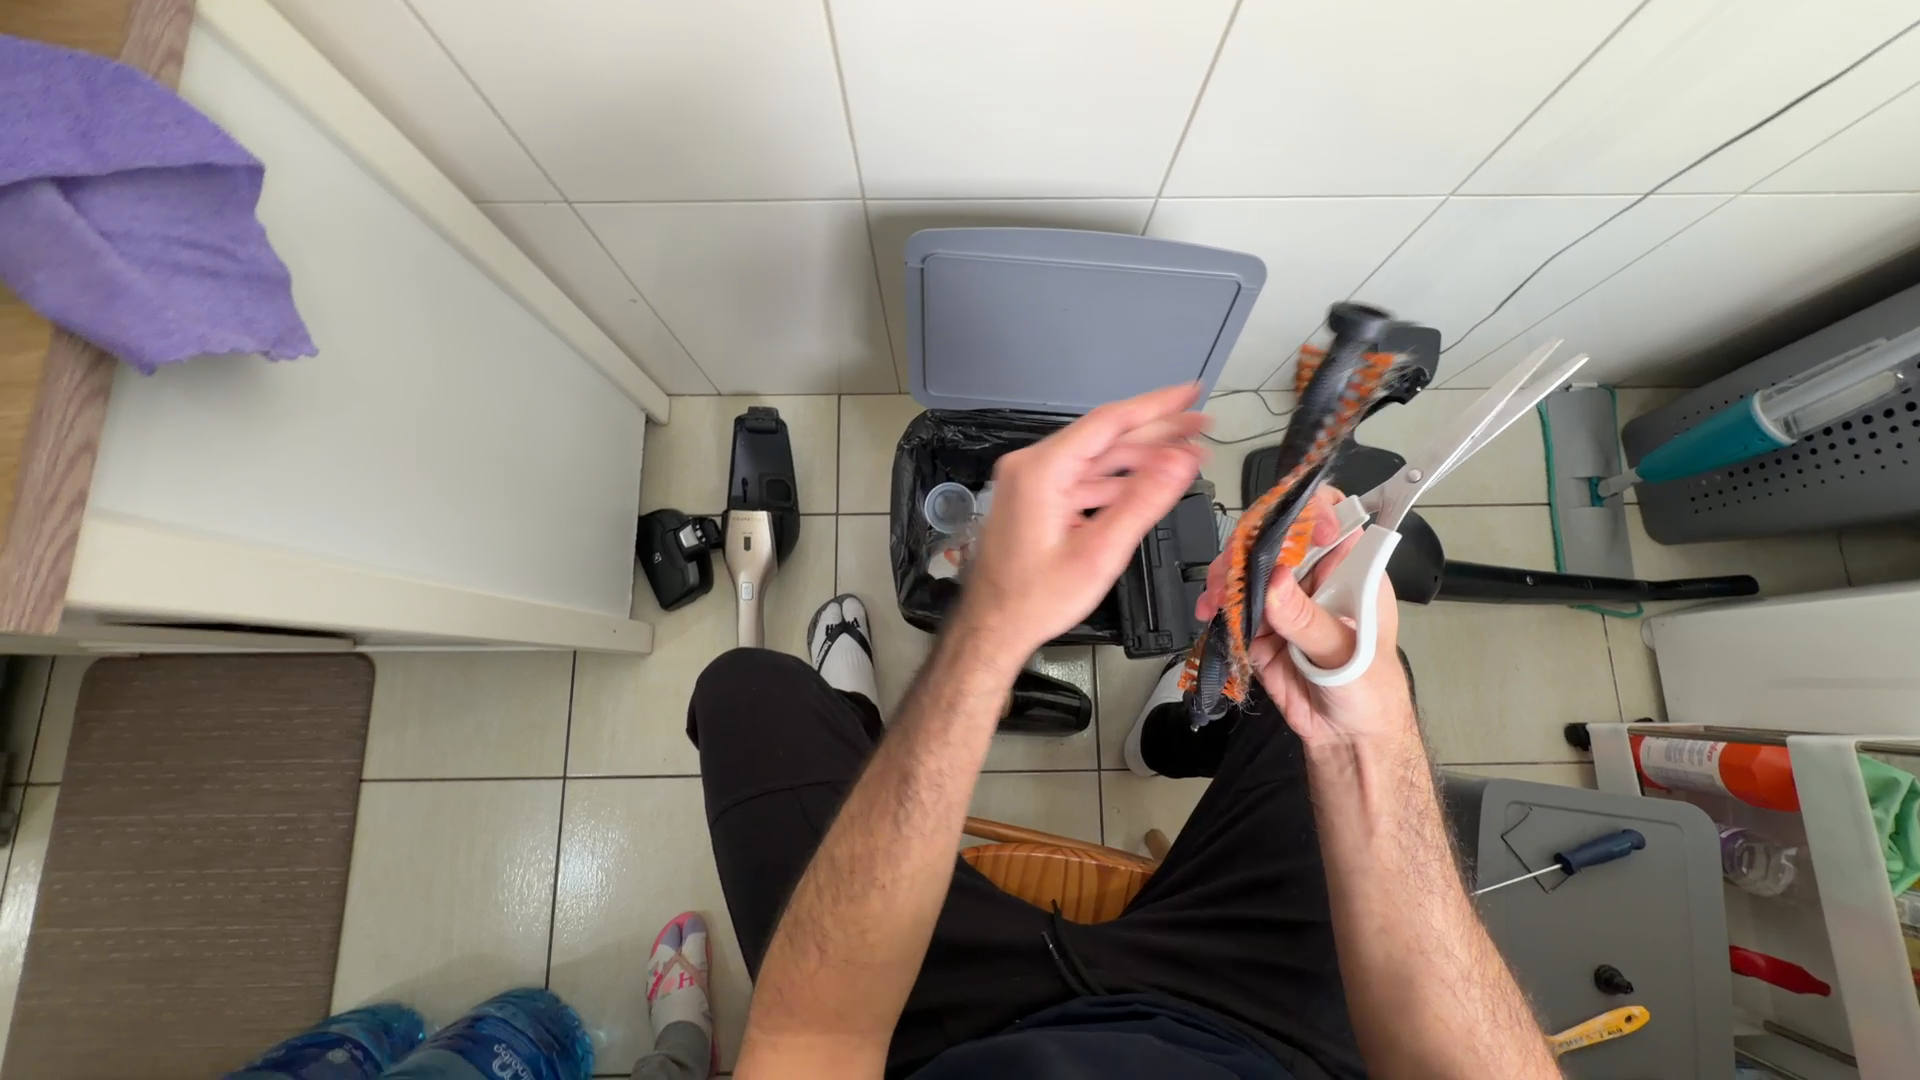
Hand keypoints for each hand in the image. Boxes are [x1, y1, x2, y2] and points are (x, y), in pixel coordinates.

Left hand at [957, 384, 1210, 661]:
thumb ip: (1143, 502)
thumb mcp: (1099, 553)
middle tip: (1199, 422)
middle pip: (1105, 437)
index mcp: (1041, 471)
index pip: (1109, 422)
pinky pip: (1084, 478)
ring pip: (1097, 458)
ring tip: (1186, 452)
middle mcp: (1032, 467)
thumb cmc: (1034, 598)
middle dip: (1157, 430)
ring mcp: (1032, 482)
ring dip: (1141, 456)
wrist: (995, 625)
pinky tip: (1148, 481)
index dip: (1156, 406)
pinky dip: (1117, 480)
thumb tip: (1180, 463)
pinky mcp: (1037, 497)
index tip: (1189, 392)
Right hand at [1195, 486, 1414, 747]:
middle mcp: (1315, 577)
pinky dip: (1215, 604)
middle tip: (1232, 571)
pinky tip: (1210, 613)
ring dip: (1225, 577)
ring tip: (1217, 600)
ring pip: (1246, 566)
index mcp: (1351, 571)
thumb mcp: (1349, 655)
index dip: (1311, 511)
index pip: (1334, 516)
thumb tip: (1276, 581)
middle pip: (1276, 536)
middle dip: (1246, 547)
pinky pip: (1231, 602)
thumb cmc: (1370, 692)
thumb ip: (1309, 621)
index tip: (1287, 531)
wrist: (1345, 737)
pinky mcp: (1258, 623)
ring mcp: (1283, 599)